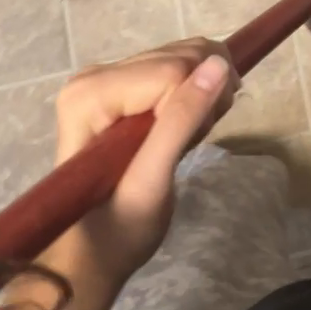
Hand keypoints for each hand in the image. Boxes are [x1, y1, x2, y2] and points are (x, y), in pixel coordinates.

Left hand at [55, 39, 239, 284]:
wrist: (92, 253)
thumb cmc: (116, 230)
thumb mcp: (152, 183)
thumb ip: (181, 122)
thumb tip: (219, 65)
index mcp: (90, 95)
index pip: (171, 70)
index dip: (196, 103)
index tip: (197, 141)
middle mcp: (95, 75)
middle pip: (179, 57)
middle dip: (204, 92)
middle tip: (198, 138)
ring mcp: (108, 75)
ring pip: (184, 56)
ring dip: (204, 91)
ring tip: (192, 133)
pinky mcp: (123, 81)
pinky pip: (178, 63)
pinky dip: (197, 90)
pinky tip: (187, 120)